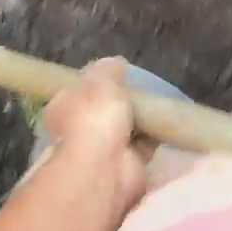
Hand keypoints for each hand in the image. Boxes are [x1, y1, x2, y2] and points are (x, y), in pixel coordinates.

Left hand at [0, 58, 146, 230]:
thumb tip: (116, 63)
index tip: (117, 72)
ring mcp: (104, 149)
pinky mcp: (128, 164)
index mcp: (64, 106)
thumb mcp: (101, 79)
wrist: (104, 168)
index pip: (80, 89)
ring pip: (126, 127)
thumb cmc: (93, 116)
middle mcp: (81, 129)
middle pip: (105, 109)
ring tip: (158, 101)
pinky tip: (166, 121)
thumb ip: (109, 69)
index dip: (97, 81)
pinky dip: (155, 135)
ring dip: (140, 119)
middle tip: (142, 87)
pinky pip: (144, 144)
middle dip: (121, 101)